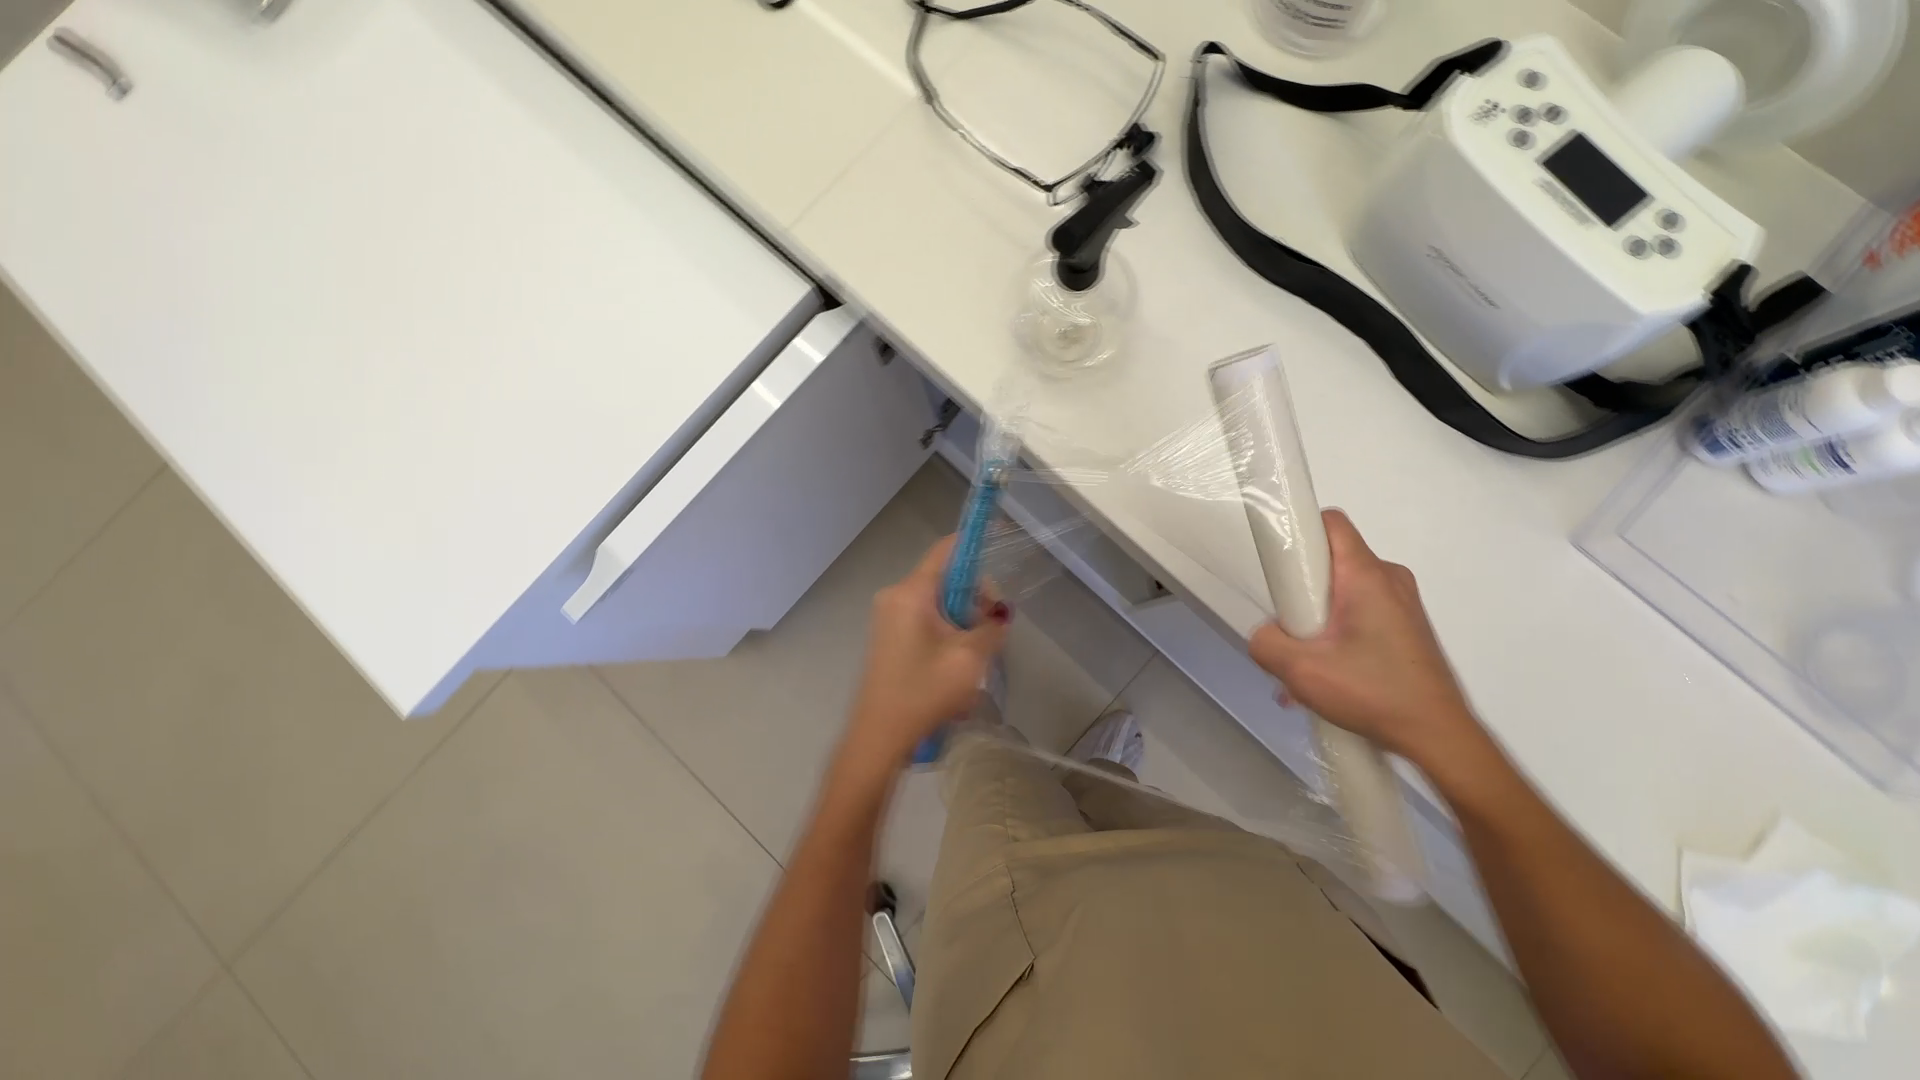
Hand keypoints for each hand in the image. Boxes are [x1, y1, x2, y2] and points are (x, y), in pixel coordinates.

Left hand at [843, 536, 1011, 766]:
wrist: (879, 737)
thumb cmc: (924, 692)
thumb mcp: (970, 658)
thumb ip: (991, 627)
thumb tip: (998, 615)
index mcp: (911, 593)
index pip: (946, 550)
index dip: (975, 543)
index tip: (1001, 543)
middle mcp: (895, 596)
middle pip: (945, 578)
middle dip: (974, 597)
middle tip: (992, 628)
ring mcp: (888, 617)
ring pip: (938, 602)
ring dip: (962, 620)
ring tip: (975, 655)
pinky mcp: (888, 638)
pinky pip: (925, 620)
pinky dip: (946, 632)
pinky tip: (956, 663)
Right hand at [1248, 509, 1478, 762]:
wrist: (1439, 737)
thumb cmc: (1374, 693)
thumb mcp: (1301, 671)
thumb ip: (1265, 643)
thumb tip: (1265, 635)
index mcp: (1366, 575)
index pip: (1329, 523)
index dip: (1297, 533)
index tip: (1277, 568)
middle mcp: (1389, 579)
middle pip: (1331, 563)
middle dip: (1300, 593)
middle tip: (1287, 630)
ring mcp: (1402, 604)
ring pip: (1343, 594)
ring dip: (1317, 623)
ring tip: (1306, 665)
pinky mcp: (1407, 627)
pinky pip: (1360, 614)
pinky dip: (1339, 636)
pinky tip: (1329, 676)